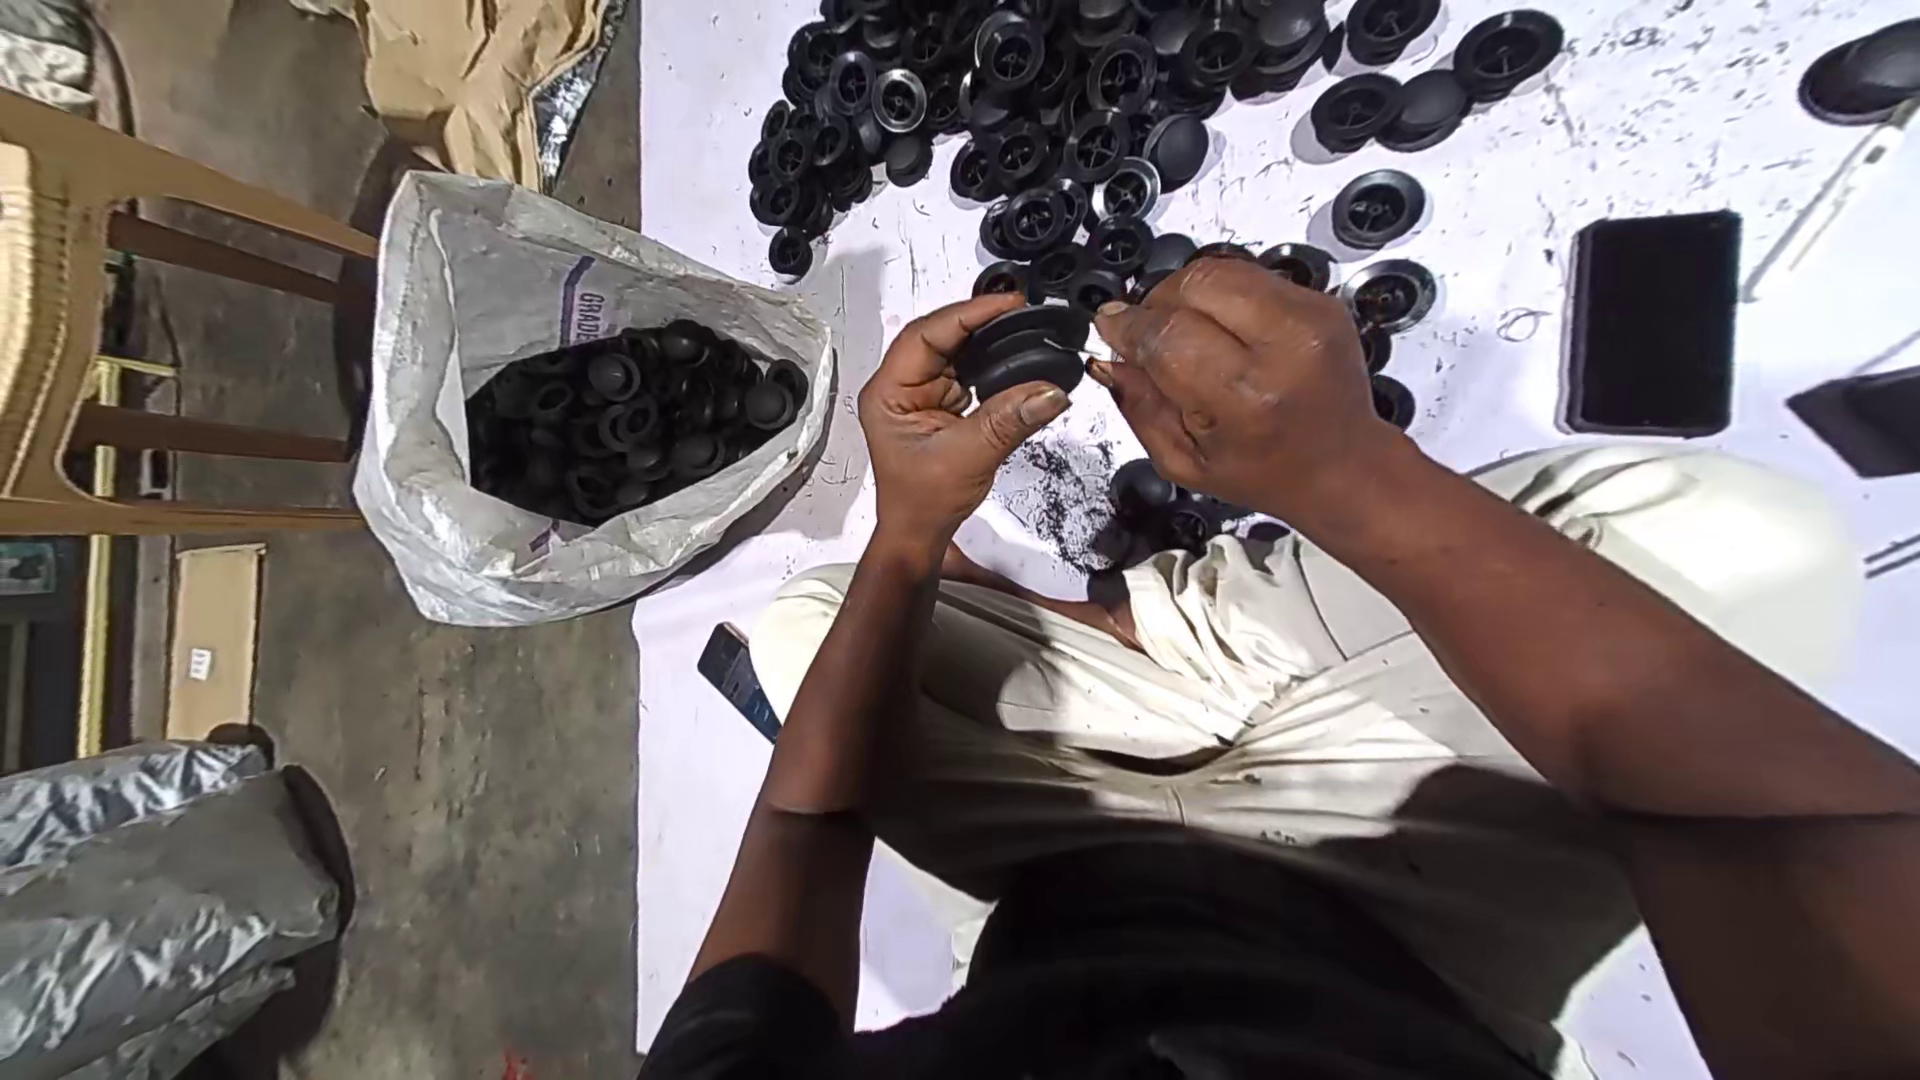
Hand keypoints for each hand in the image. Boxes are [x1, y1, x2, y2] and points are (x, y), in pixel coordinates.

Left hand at [861, 294, 1070, 548]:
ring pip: (957, 353)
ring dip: (989, 345)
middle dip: (981, 324)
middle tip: (1021, 311)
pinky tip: (1013, 360)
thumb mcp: (967, 457)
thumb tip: (1049, 391)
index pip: (926, 335)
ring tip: (1022, 331)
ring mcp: (921, 395)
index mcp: (889, 393)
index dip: (967, 314)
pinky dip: (992, 368)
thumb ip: (1009, 420)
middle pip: (941, 337)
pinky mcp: (941, 406)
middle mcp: (901, 387)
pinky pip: (969, 374)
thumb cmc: (922, 502)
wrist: (920, 532)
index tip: (1006, 303)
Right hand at [1090, 257, 1404, 522]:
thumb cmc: (1264, 472)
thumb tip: (1108, 362)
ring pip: (1219, 269)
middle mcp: (1285, 346)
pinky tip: (1213, 329)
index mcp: (1246, 398)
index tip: (1109, 328)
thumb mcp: (1183, 462)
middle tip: (1143, 334)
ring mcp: (1308, 315)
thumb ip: (1140, 408)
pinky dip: (1215, 295)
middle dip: (1153, 305)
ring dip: (1182, 294)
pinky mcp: (1319, 300)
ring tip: (1177, 331)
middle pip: (1192, 285)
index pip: (1167, 334)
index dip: (1128, 327)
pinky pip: (1247, 275)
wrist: (1339, 465)